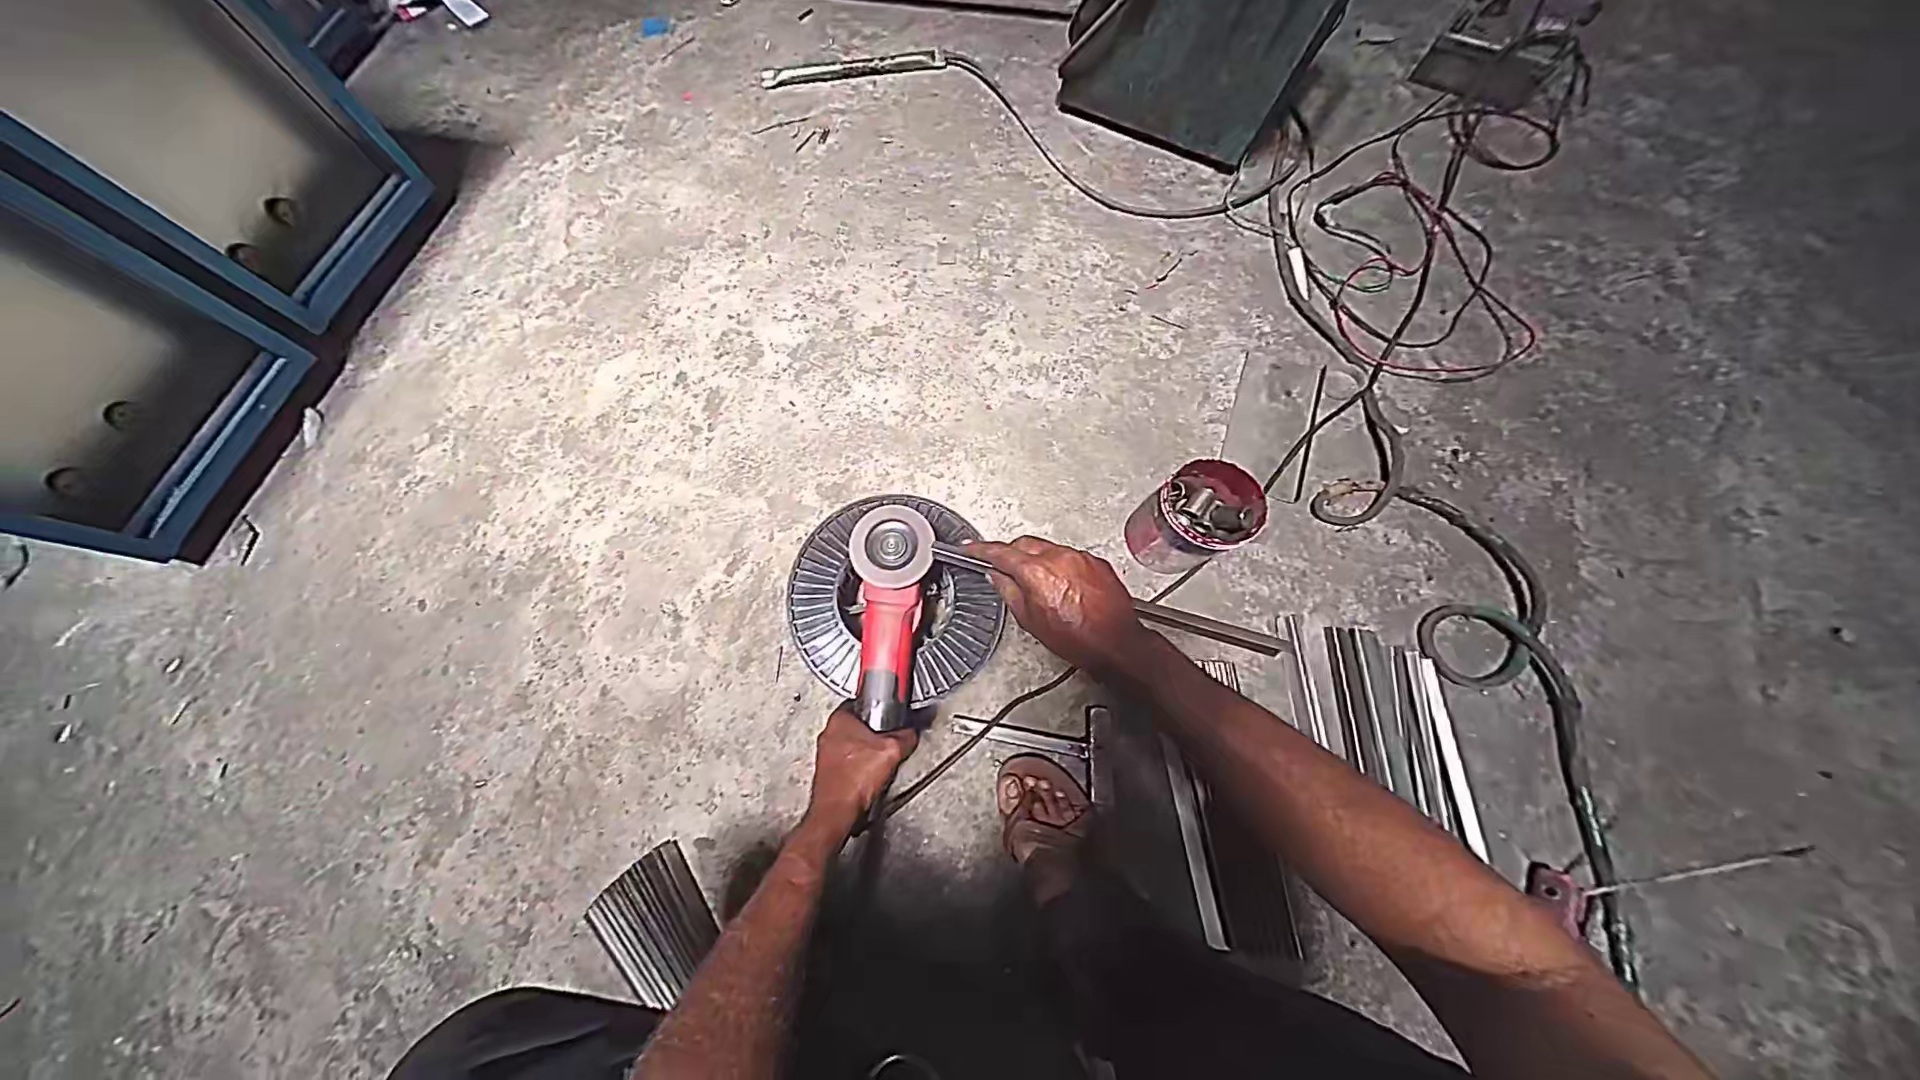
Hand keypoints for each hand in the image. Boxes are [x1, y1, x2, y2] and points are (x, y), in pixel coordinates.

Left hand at [805, 706, 917, 830]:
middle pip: (857, 725)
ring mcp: (825, 754)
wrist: (837, 811)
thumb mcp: (892, 751)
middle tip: (886, 741)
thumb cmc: (853, 780)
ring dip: (865, 751)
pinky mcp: (827, 772)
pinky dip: (857, 766)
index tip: (887, 714)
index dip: (878, 708)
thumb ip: (905, 736)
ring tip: (878, 761)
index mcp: (839, 720)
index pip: (861, 703)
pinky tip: (867, 776)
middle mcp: (828, 734)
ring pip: (851, 744)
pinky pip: (847, 762)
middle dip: (872, 733)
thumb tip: (911, 734)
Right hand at [965, 536, 1157, 674]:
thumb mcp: (1030, 620)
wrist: (1116, 644)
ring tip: (1038, 586)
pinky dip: (1060, 566)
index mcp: (1037, 572)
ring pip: (1048, 549)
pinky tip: (1061, 587)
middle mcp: (1059, 558)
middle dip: (1011, 554)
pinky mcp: (1096, 562)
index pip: (1000, 552)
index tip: (970, 548)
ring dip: (1037, 560)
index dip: (980, 549)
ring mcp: (1080, 558)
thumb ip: (1009, 592)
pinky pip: (1070, 557)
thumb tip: (997, 577)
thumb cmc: (1078, 639)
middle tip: (1003, 569)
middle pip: (1024, 544)